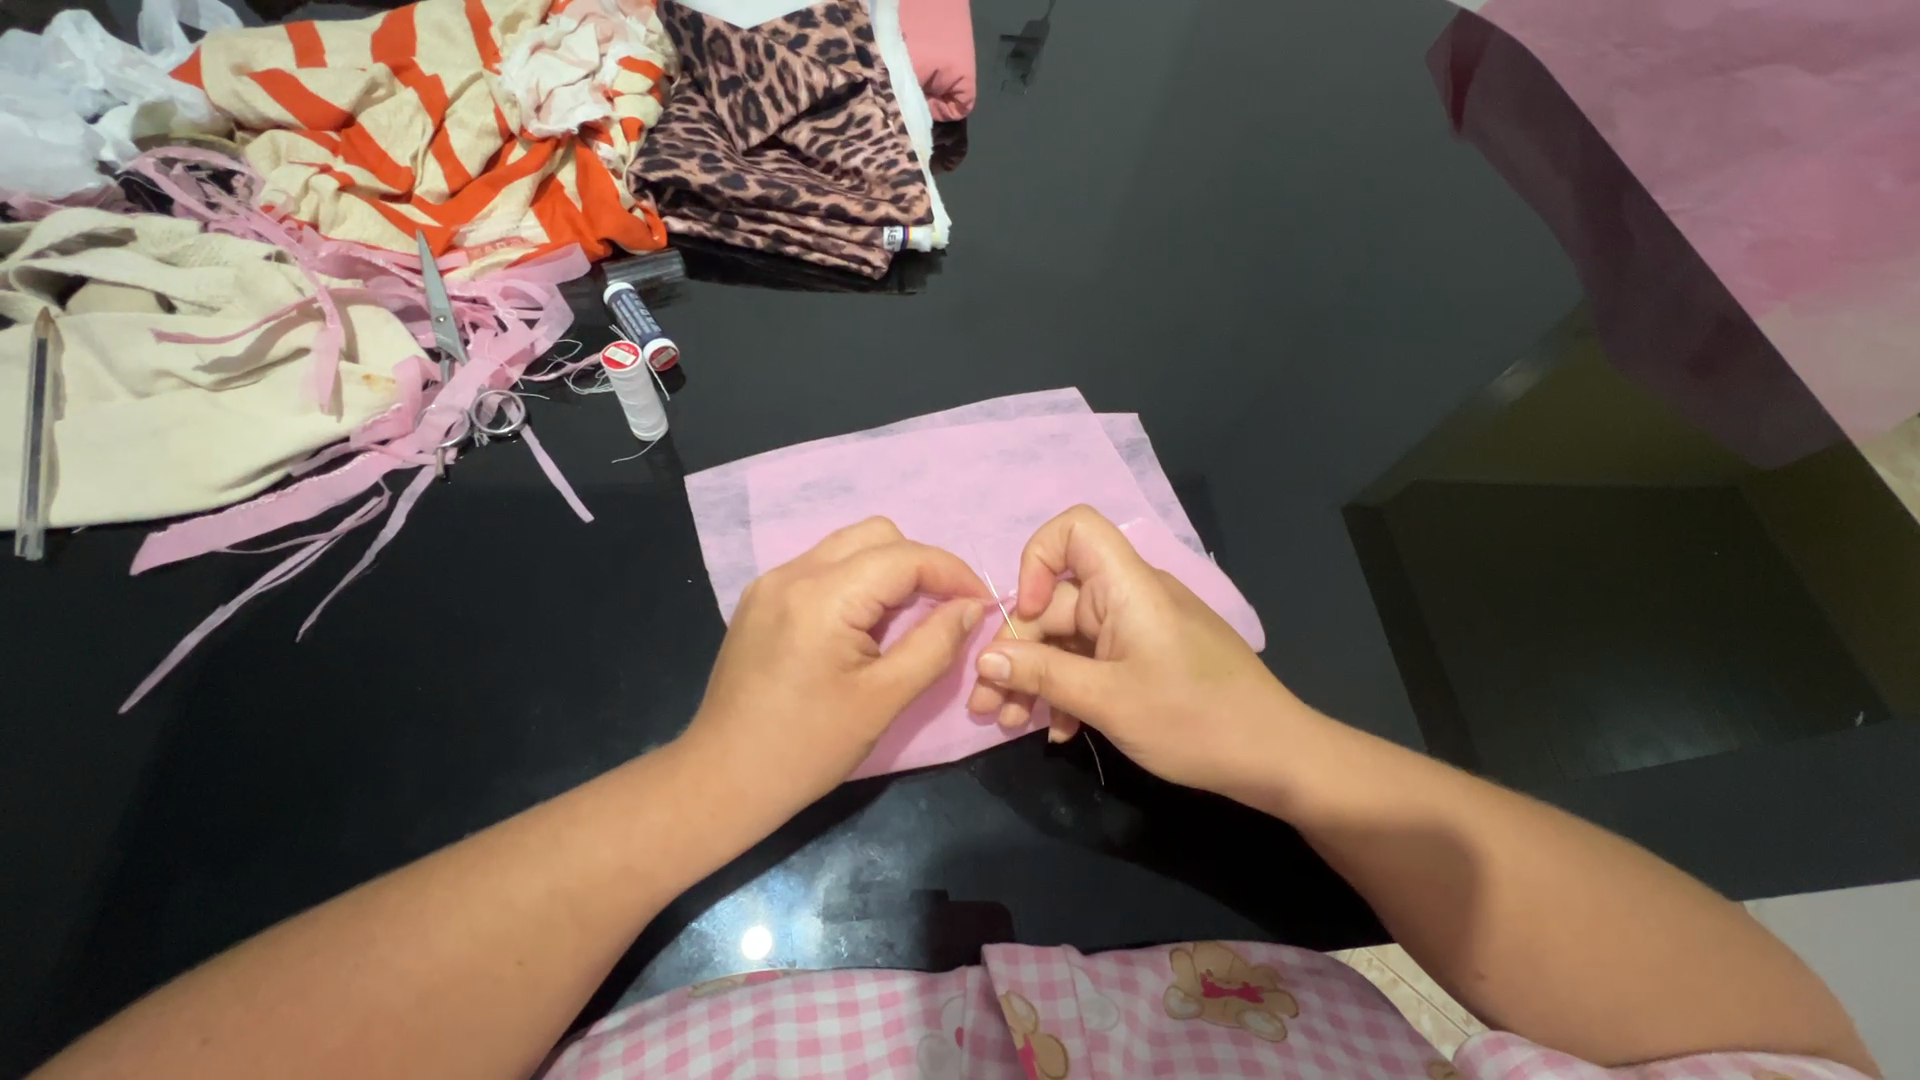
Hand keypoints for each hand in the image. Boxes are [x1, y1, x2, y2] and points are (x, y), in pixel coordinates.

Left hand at [681, 518, 986, 813]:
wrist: (723, 779)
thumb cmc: (808, 747)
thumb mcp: (884, 699)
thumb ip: (935, 644)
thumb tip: (971, 607)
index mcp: (823, 596)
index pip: (905, 556)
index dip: (953, 572)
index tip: (982, 603)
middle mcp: (793, 573)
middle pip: (876, 535)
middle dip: (920, 564)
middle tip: (945, 609)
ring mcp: (771, 583)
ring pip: (848, 546)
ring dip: (888, 570)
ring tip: (908, 618)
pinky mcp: (761, 600)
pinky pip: (822, 568)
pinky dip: (856, 582)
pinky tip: (864, 625)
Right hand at [965, 505, 1304, 794]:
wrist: (1276, 758)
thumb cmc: (1194, 720)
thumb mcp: (1107, 701)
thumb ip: (1041, 675)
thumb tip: (984, 659)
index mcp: (1126, 586)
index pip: (1074, 531)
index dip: (1036, 562)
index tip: (1025, 616)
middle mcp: (1129, 596)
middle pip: (1056, 601)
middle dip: (1016, 651)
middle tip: (986, 705)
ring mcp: (1138, 628)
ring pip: (1069, 638)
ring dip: (1036, 678)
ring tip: (1009, 723)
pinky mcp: (1146, 658)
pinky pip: (1093, 660)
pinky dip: (1070, 689)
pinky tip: (1058, 731)